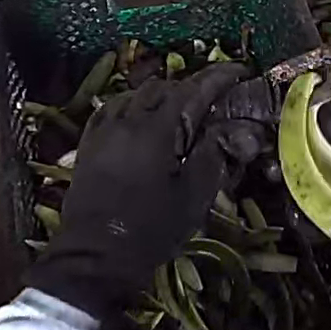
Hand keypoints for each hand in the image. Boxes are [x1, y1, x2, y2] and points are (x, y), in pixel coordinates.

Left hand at [28, 62, 266, 319]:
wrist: (94, 259)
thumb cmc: (151, 230)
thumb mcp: (194, 195)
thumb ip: (216, 153)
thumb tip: (241, 127)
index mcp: (157, 130)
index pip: (193, 89)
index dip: (219, 77)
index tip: (241, 70)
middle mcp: (128, 120)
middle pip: (165, 86)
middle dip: (194, 85)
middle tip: (217, 96)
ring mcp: (104, 130)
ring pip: (137, 93)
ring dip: (164, 93)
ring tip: (183, 106)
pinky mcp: (89, 143)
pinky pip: (113, 107)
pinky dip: (134, 102)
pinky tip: (142, 113)